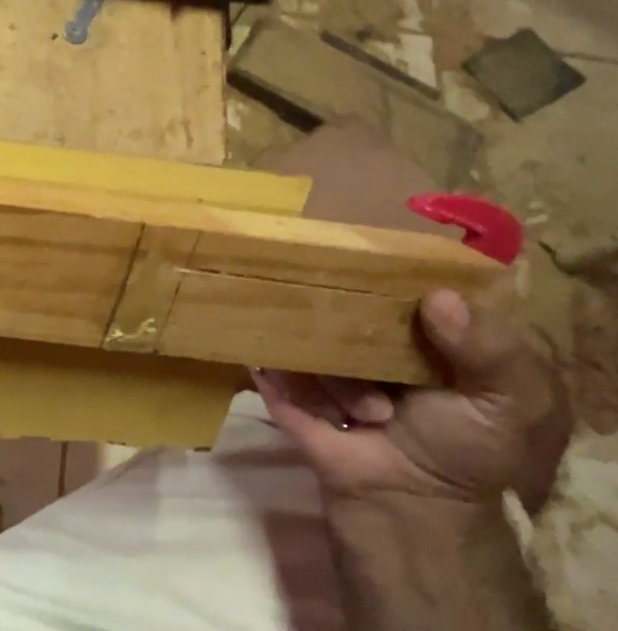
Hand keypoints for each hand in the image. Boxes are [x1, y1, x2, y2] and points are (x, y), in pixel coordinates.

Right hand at [254, 290, 570, 510]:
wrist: (406, 500)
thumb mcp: (510, 404)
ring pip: (310, 341)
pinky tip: (332, 418)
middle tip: (390, 383)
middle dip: (360, 339)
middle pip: (340, 303)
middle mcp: (365, 335)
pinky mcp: (282, 377)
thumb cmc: (467, 450)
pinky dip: (301, 391)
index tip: (391, 286)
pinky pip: (272, 364)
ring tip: (369, 417)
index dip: (394, 280)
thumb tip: (437, 295)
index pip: (398, 285)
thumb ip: (490, 352)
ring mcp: (319, 355)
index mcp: (418, 329)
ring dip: (342, 385)